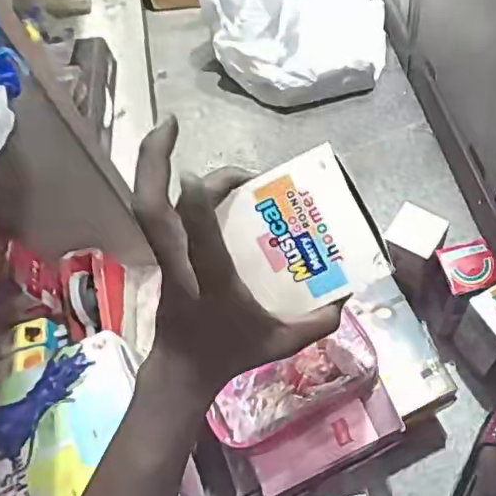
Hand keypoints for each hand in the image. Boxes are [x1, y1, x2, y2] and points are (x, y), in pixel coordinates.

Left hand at [131, 117, 342, 397]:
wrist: (183, 371)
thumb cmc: (230, 354)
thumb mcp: (282, 343)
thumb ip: (318, 322)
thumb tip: (347, 295)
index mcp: (211, 284)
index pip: (199, 243)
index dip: (197, 207)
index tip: (196, 173)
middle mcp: (182, 263)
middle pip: (151, 210)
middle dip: (152, 162)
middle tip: (171, 124)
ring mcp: (167, 258)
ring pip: (148, 206)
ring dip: (157, 166)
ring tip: (181, 139)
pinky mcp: (165, 255)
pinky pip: (159, 214)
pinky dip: (167, 185)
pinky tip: (198, 179)